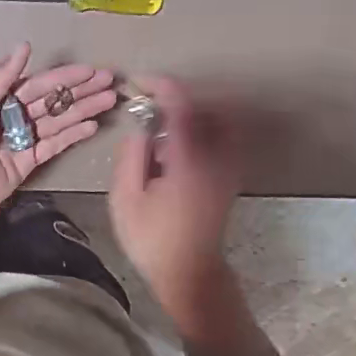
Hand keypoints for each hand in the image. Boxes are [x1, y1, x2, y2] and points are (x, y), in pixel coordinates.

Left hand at [0, 43, 115, 229]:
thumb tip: (24, 46)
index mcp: (0, 101)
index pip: (38, 84)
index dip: (64, 76)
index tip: (90, 70)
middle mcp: (14, 116)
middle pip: (52, 100)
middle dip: (80, 90)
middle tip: (110, 80)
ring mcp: (23, 139)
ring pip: (58, 120)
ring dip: (83, 109)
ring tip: (110, 99)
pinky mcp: (29, 161)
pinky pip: (55, 144)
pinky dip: (73, 135)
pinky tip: (93, 126)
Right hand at [108, 76, 244, 339]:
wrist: (189, 273)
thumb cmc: (152, 239)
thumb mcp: (126, 199)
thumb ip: (132, 157)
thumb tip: (139, 130)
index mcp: (190, 158)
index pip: (182, 106)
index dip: (162, 87)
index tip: (141, 82)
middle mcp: (217, 156)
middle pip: (208, 109)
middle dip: (179, 103)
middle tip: (150, 113)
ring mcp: (228, 167)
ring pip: (217, 123)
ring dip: (190, 119)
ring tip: (160, 137)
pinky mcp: (229, 178)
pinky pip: (221, 140)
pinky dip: (201, 134)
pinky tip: (175, 155)